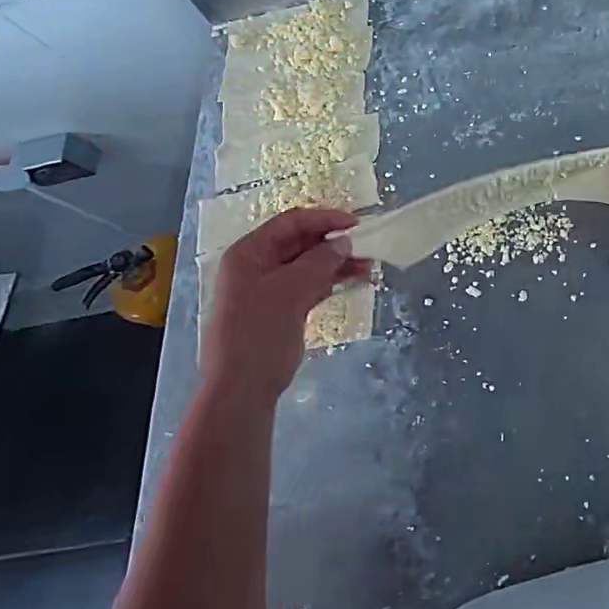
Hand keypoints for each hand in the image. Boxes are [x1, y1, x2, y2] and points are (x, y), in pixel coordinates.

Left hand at [204, 208, 370, 406]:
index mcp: (249, 252)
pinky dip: (328, 282)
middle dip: (332, 243)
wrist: (241, 389)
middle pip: (298, 243)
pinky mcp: (279, 310)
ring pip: (306, 266)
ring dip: (334, 264)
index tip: (355, 224)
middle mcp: (256, 265)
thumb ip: (319, 261)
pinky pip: (306, 286)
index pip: (290, 223)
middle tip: (366, 246)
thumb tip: (343, 243)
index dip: (323, 219)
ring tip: (367, 266)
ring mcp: (266, 289)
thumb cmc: (259, 332)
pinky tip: (352, 281)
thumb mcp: (291, 291)